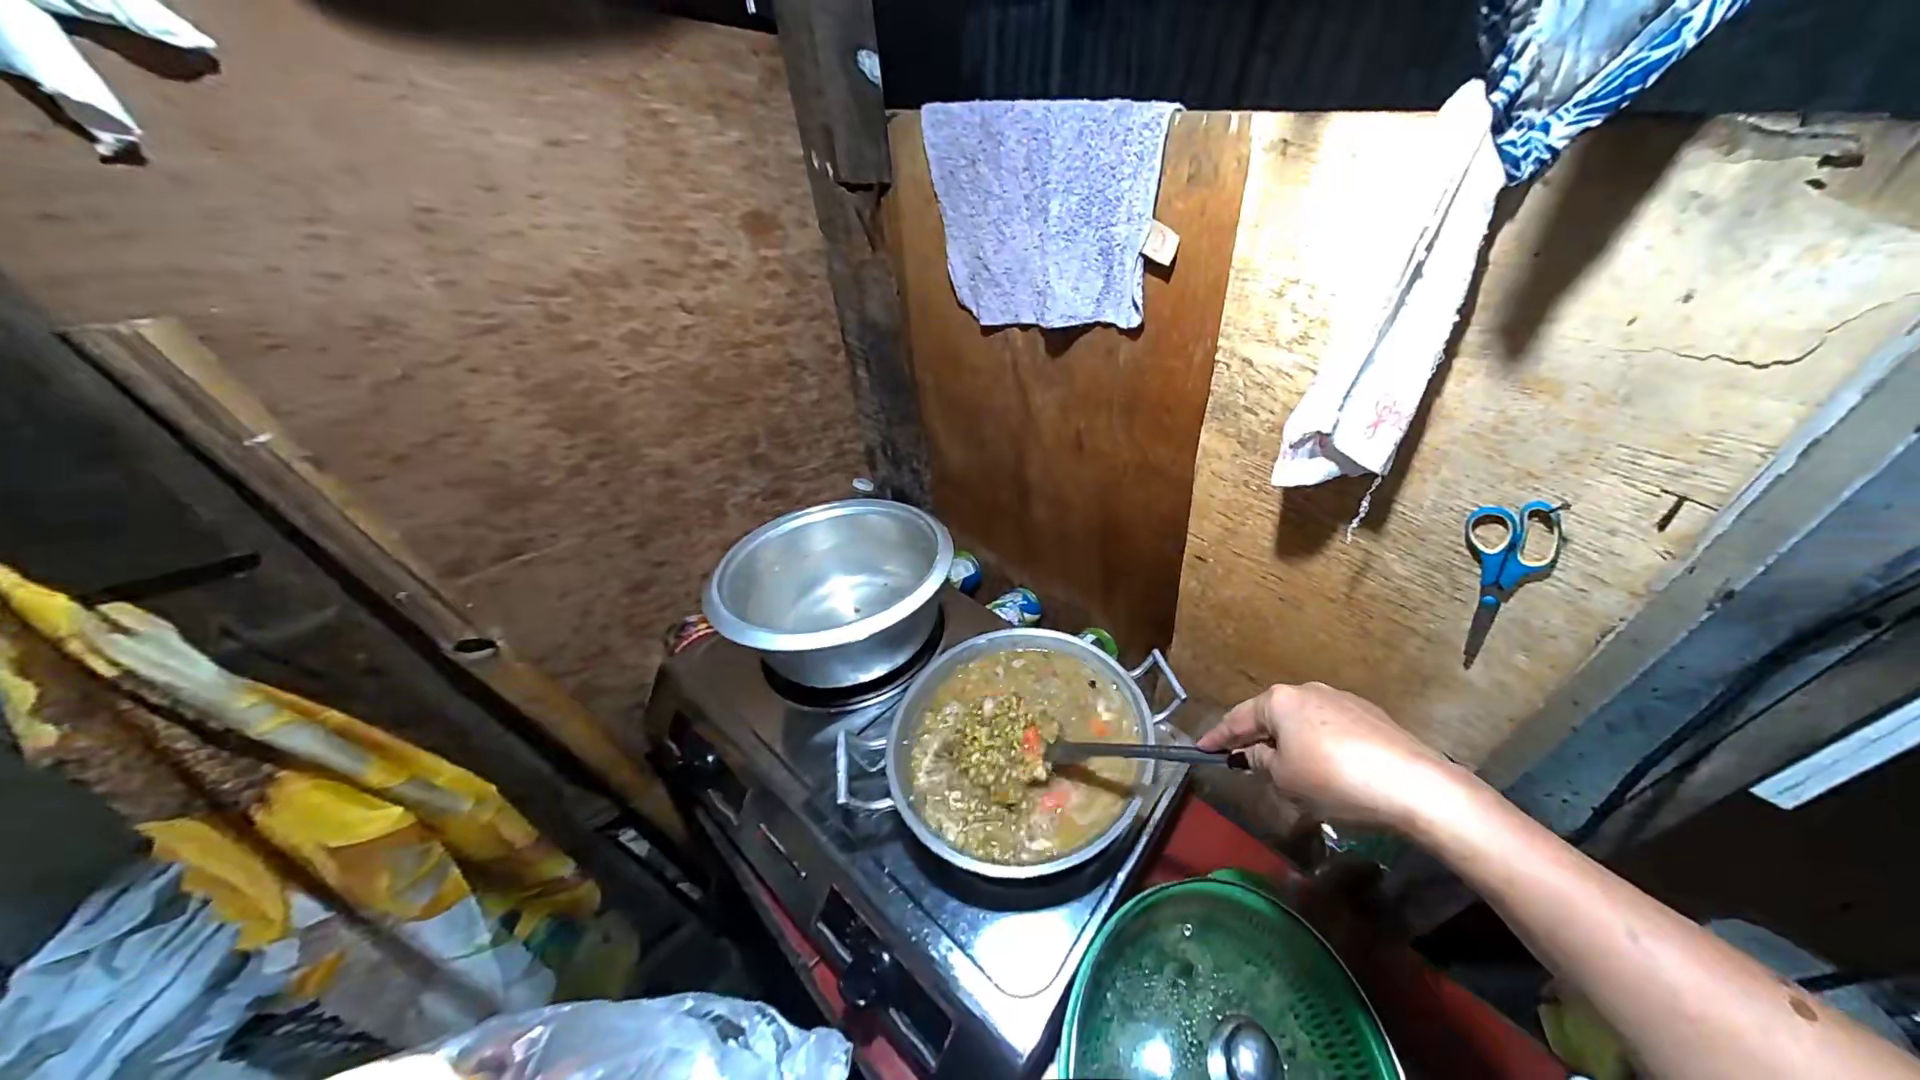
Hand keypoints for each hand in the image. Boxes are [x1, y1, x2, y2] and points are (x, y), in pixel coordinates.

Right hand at [1197, 683, 1469, 833]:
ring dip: (1291, 743)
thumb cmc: (1334, 779)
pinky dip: (1319, 746)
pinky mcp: (1372, 716)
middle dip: (1257, 737)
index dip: (1218, 737)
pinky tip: (1327, 768)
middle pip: (1271, 716)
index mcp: (1279, 700)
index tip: (1202, 748)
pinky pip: (1330, 729)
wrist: (1415, 786)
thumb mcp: (1285, 778)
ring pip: (1302, 722)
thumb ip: (1260, 762)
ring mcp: (1343, 700)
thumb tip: (1253, 753)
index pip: (1237, 719)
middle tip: (1243, 760)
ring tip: (1288, 769)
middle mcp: (1308, 690)